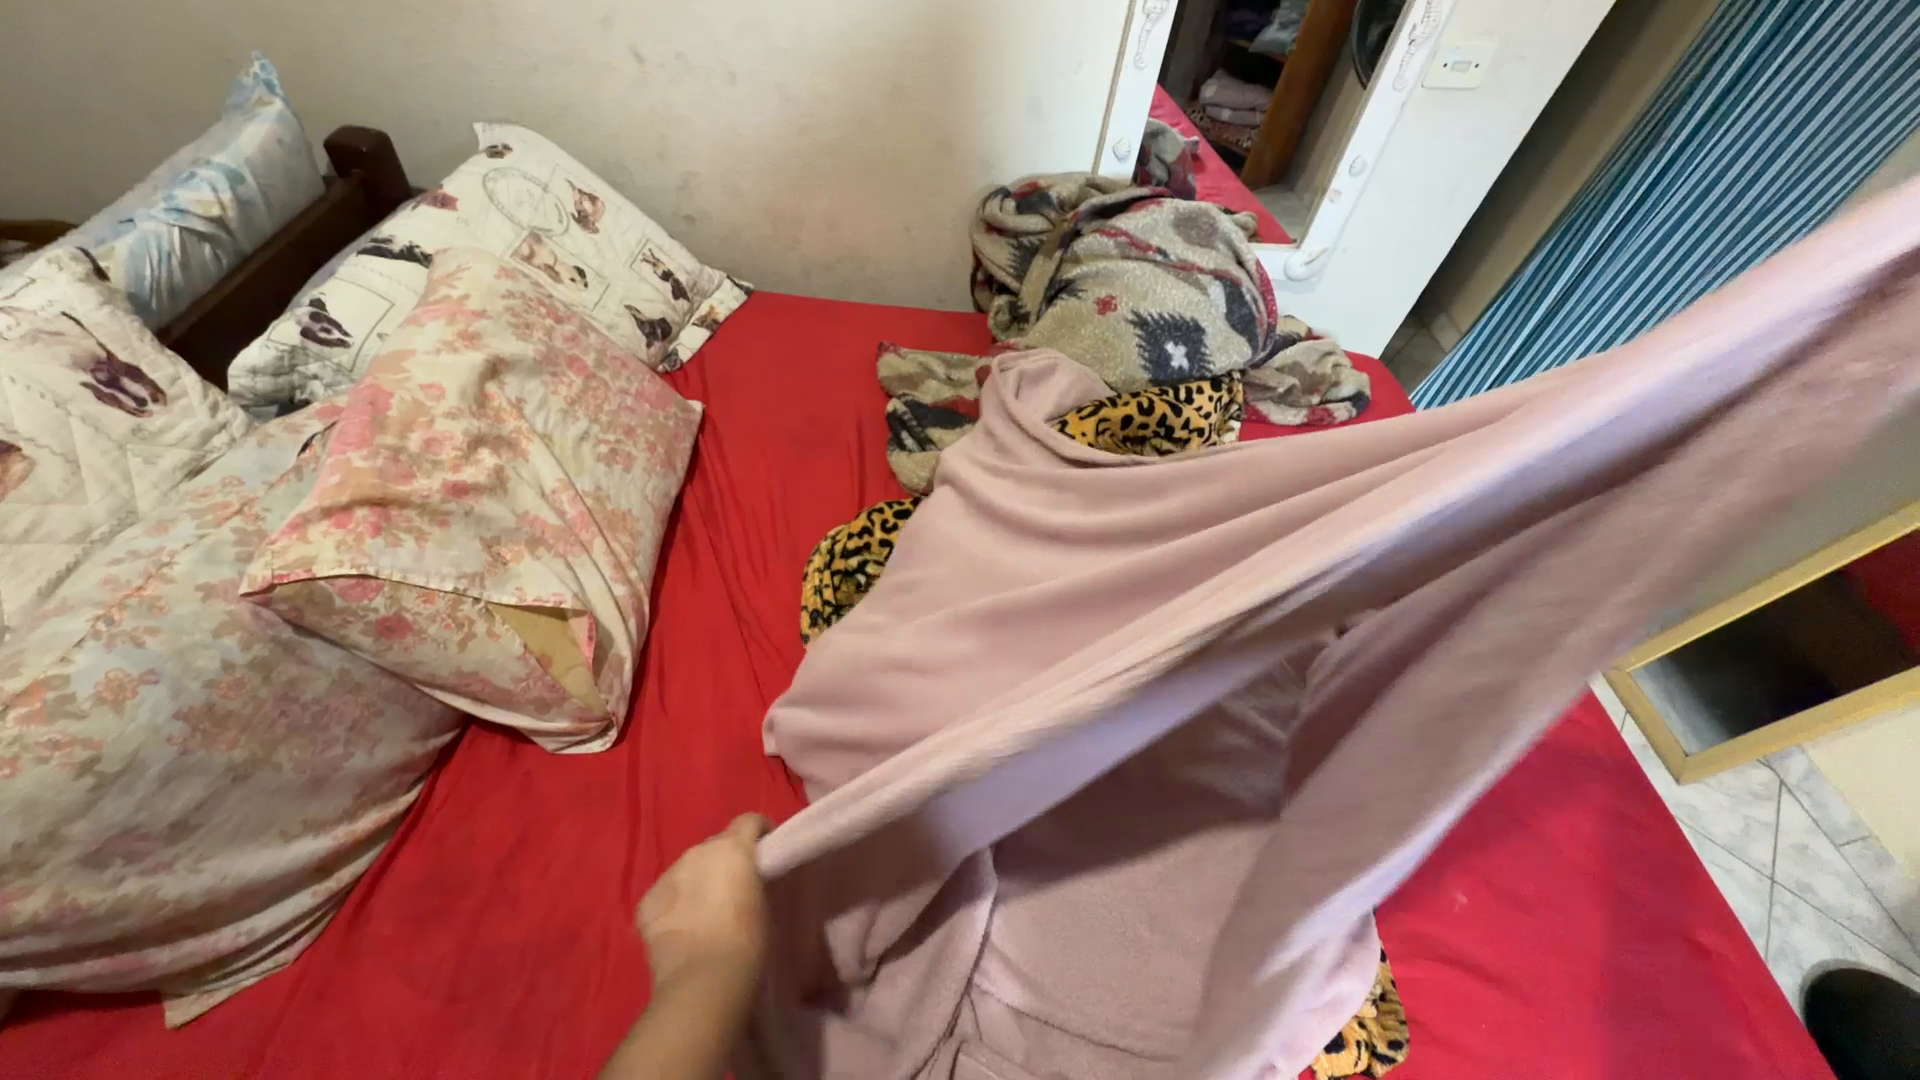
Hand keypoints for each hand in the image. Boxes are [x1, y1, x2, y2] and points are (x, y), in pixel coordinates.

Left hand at [638, 814, 770, 989]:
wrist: (703, 980)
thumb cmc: (747, 940)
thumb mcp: (765, 901)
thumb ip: (756, 878)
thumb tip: (752, 878)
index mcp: (731, 846)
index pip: (749, 820)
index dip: (759, 832)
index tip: (766, 852)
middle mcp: (696, 852)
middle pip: (715, 844)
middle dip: (726, 860)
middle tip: (735, 887)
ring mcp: (667, 875)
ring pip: (687, 869)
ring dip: (698, 881)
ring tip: (706, 911)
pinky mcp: (646, 903)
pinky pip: (666, 894)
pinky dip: (675, 904)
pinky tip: (682, 928)